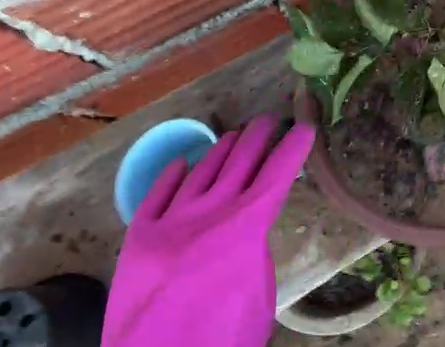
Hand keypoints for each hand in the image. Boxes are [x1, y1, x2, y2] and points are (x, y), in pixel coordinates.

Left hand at [103, 114, 314, 346]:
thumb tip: (249, 236)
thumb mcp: (261, 297)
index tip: (305, 126)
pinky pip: (158, 194)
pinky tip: (182, 164)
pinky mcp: (138, 238)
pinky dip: (173, 175)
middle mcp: (212, 211)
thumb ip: (256, 254)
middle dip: (259, 134)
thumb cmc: (221, 340)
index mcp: (248, 226)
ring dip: (223, 149)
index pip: (280, 170)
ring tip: (233, 136)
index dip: (296, 144)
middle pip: (241, 158)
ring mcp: (172, 221)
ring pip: (203, 169)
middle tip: (269, 119)